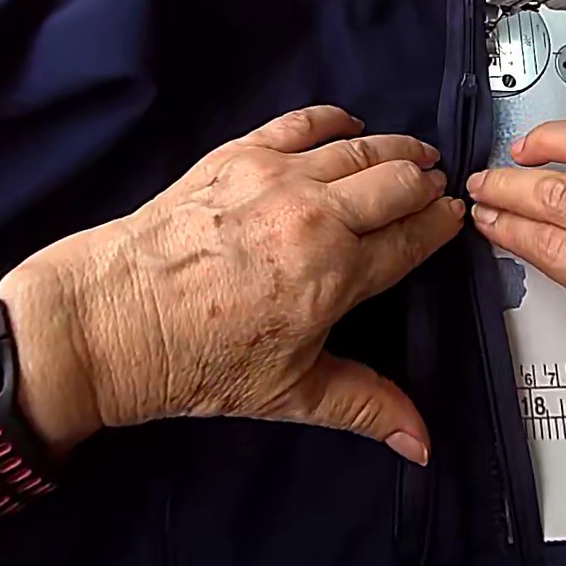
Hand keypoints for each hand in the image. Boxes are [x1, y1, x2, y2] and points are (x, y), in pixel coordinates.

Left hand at [0, 106, 464, 464]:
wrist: (111, 314)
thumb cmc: (196, 360)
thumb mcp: (287, 393)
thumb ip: (365, 407)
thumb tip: (424, 446)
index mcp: (334, 277)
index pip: (409, 240)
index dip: (439, 226)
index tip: (453, 215)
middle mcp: (314, 217)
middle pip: (394, 184)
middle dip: (424, 183)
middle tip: (434, 185)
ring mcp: (274, 178)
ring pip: (357, 149)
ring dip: (394, 149)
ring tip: (413, 153)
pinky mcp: (237, 154)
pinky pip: (300, 122)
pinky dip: (332, 120)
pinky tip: (348, 124)